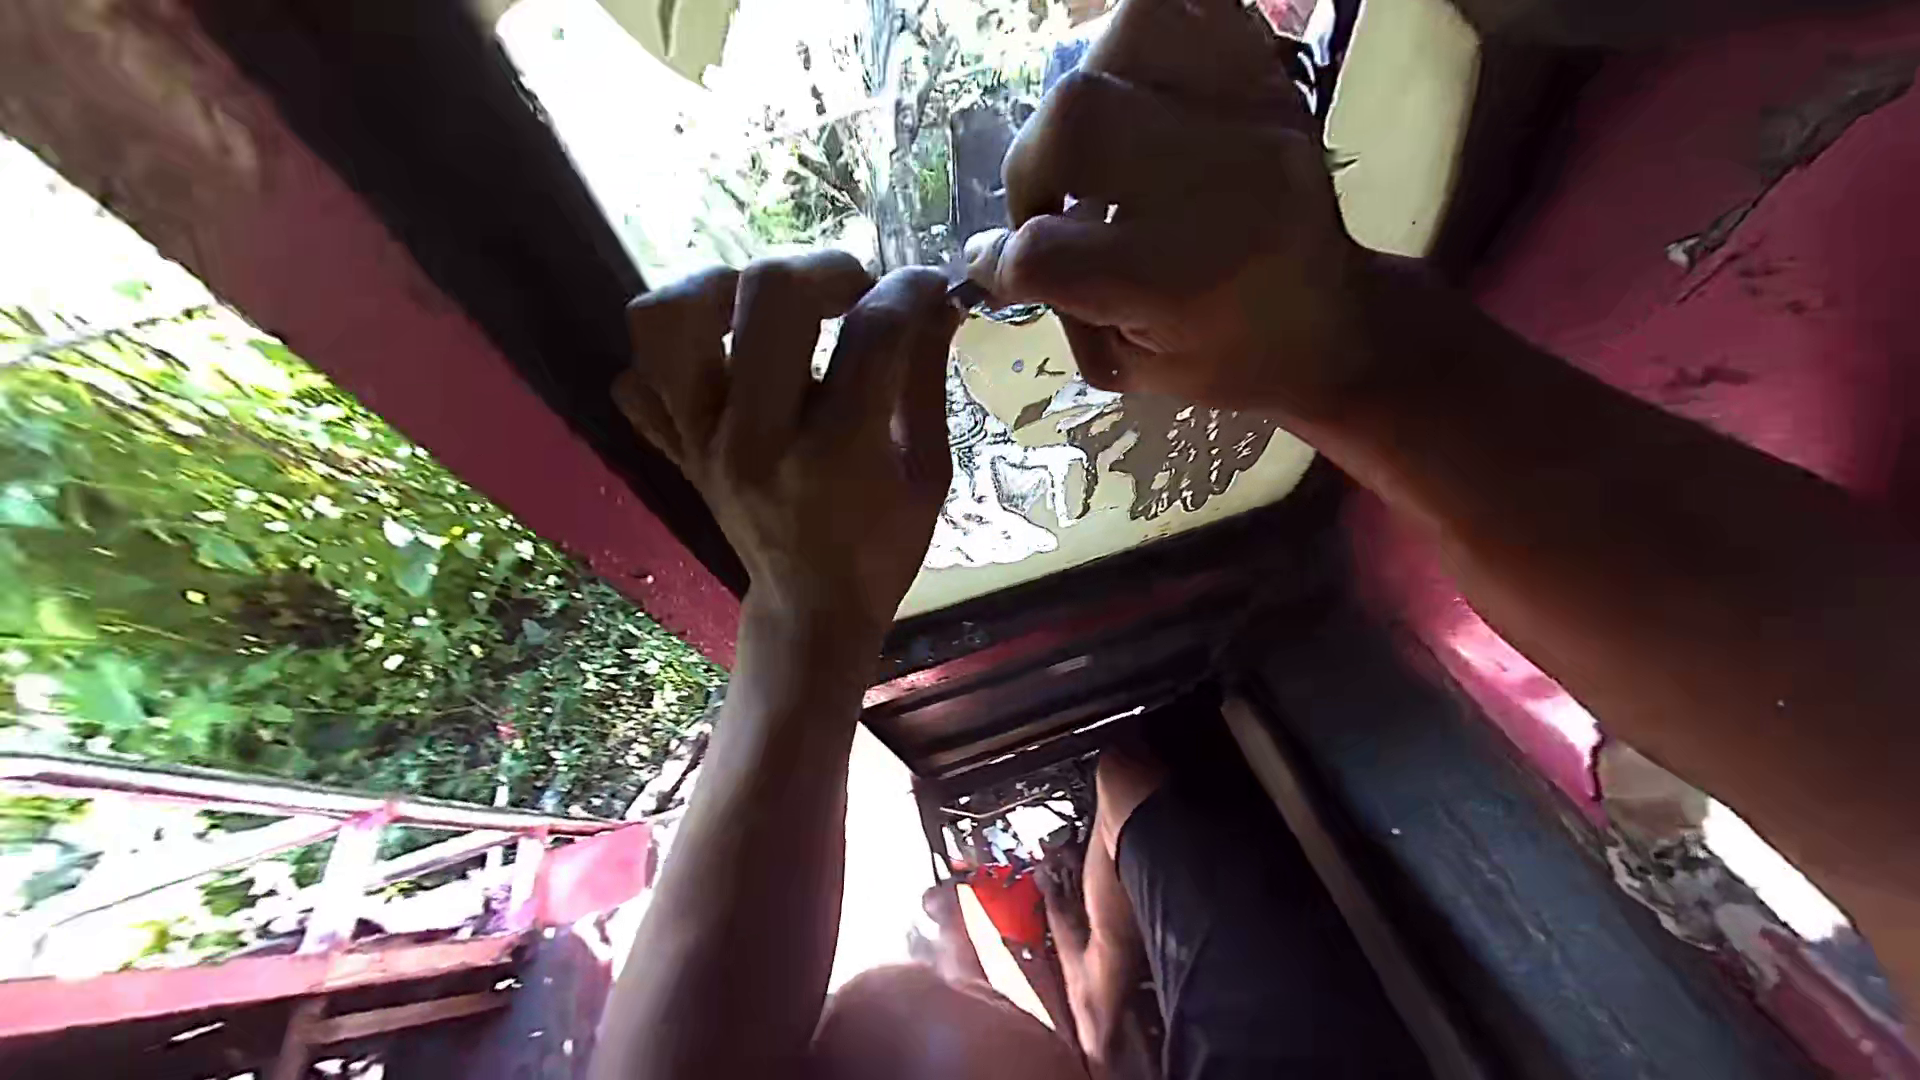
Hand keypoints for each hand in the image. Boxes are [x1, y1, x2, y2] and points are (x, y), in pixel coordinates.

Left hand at [613, 253, 959, 644]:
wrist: (813, 608)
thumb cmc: (883, 548)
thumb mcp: (928, 474)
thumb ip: (927, 382)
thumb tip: (937, 303)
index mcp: (840, 454)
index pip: (874, 331)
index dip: (911, 290)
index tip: (929, 287)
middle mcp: (758, 440)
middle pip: (768, 294)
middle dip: (826, 269)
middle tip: (854, 293)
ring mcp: (701, 445)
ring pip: (669, 318)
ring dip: (727, 290)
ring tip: (771, 311)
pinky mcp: (675, 453)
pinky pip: (638, 380)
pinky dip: (676, 357)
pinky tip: (725, 366)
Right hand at [966, 2, 1377, 421]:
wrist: (1327, 327)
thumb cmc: (1220, 361)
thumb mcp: (1125, 368)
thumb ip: (1054, 304)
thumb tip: (986, 251)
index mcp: (1177, 278)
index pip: (1044, 250)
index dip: (1005, 266)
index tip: (1006, 274)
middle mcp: (1217, 182)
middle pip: (1073, 118)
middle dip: (1030, 170)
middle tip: (1047, 210)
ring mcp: (1254, 114)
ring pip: (1127, 33)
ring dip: (1085, 97)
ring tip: (1094, 153)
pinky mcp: (1272, 77)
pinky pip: (1188, 8)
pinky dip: (1138, 51)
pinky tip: (1135, 106)